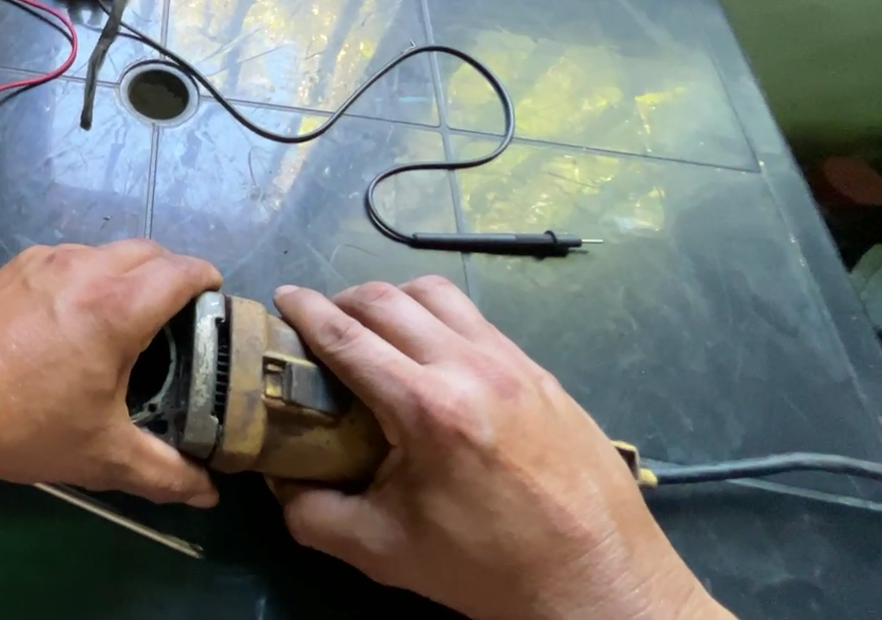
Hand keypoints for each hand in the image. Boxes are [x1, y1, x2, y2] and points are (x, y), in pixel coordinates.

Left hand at [0, 239, 221, 505]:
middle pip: (149, 251)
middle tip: (177, 318)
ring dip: (127, 274)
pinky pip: (70, 258)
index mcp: (116, 305)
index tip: (216, 306)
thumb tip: (208, 493)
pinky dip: (88, 276)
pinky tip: (74, 317)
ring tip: (125, 320)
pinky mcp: (16, 264)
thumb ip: (166, 473)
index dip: (209, 283)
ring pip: (106, 251)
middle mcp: (84, 267)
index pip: (183, 270)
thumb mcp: (102, 455)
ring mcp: (45, 259)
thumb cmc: (23, 426)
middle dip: (172, 275)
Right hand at [271, 278, 728, 619]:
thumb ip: (312, 513)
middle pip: (383, 298)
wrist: (608, 593)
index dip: (303, 308)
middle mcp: (468, 368)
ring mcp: (511, 363)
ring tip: (376, 329)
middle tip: (322, 325)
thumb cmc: (490, 570)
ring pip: (432, 292)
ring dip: (390, 299)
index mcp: (426, 409)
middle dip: (339, 300)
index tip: (280, 297)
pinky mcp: (540, 371)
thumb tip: (272, 480)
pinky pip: (472, 316)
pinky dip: (434, 316)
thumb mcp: (384, 552)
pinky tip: (431, 353)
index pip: (345, 334)